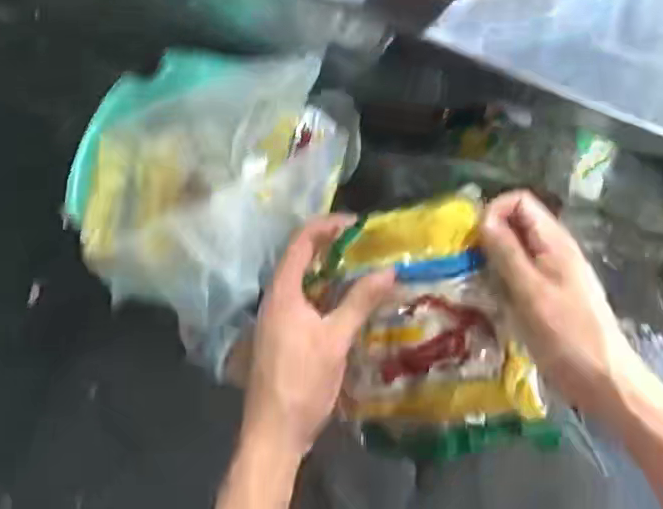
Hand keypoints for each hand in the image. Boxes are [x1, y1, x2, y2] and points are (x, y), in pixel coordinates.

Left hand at [240, 217, 395, 459]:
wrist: (272, 437)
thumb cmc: (302, 382)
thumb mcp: (336, 339)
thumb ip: (361, 300)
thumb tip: (389, 269)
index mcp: (282, 292)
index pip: (301, 241)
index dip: (327, 226)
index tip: (357, 224)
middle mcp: (273, 299)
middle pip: (299, 257)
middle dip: (330, 245)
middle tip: (362, 243)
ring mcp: (273, 319)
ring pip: (300, 280)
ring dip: (327, 269)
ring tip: (359, 266)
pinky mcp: (278, 336)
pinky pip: (300, 299)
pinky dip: (322, 291)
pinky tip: (344, 302)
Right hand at [479, 190, 644, 414]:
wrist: (607, 384)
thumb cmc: (568, 337)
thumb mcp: (531, 293)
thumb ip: (507, 253)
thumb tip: (484, 218)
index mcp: (554, 241)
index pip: (520, 201)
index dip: (494, 210)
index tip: (474, 238)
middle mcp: (556, 249)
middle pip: (518, 223)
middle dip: (491, 236)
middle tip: (468, 263)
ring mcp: (557, 274)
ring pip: (519, 251)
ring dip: (496, 261)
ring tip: (476, 284)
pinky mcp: (554, 297)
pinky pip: (524, 275)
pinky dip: (506, 282)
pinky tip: (495, 304)